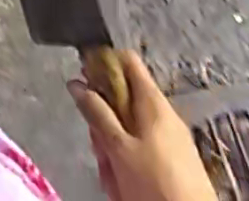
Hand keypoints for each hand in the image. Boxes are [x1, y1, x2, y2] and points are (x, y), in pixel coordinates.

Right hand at [69, 50, 215, 200]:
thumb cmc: (155, 183)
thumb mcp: (118, 148)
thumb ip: (97, 114)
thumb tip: (77, 83)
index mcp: (152, 100)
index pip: (126, 60)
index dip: (104, 64)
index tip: (85, 81)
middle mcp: (162, 113)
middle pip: (123, 100)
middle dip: (104, 123)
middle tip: (99, 149)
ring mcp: (168, 139)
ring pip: (128, 131)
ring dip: (113, 152)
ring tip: (112, 179)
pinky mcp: (172, 163)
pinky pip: (141, 153)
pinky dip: (127, 167)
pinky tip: (124, 191)